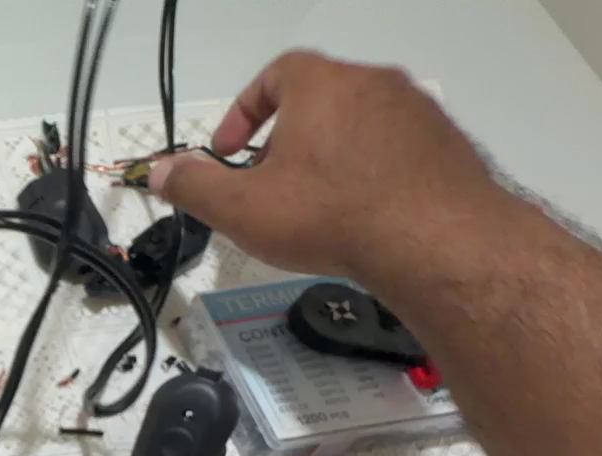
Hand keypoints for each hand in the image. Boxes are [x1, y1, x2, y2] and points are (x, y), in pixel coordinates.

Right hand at [149, 50, 512, 279]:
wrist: (431, 237)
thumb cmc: (325, 214)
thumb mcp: (239, 207)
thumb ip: (193, 185)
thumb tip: (160, 170)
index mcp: (322, 87)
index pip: (277, 72)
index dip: (243, 108)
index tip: (228, 150)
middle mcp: (373, 84)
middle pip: (314, 98)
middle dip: (278, 138)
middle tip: (260, 184)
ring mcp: (414, 110)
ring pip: (351, 122)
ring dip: (319, 154)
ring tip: (304, 204)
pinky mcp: (441, 141)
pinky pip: (386, 145)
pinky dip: (359, 168)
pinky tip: (349, 211)